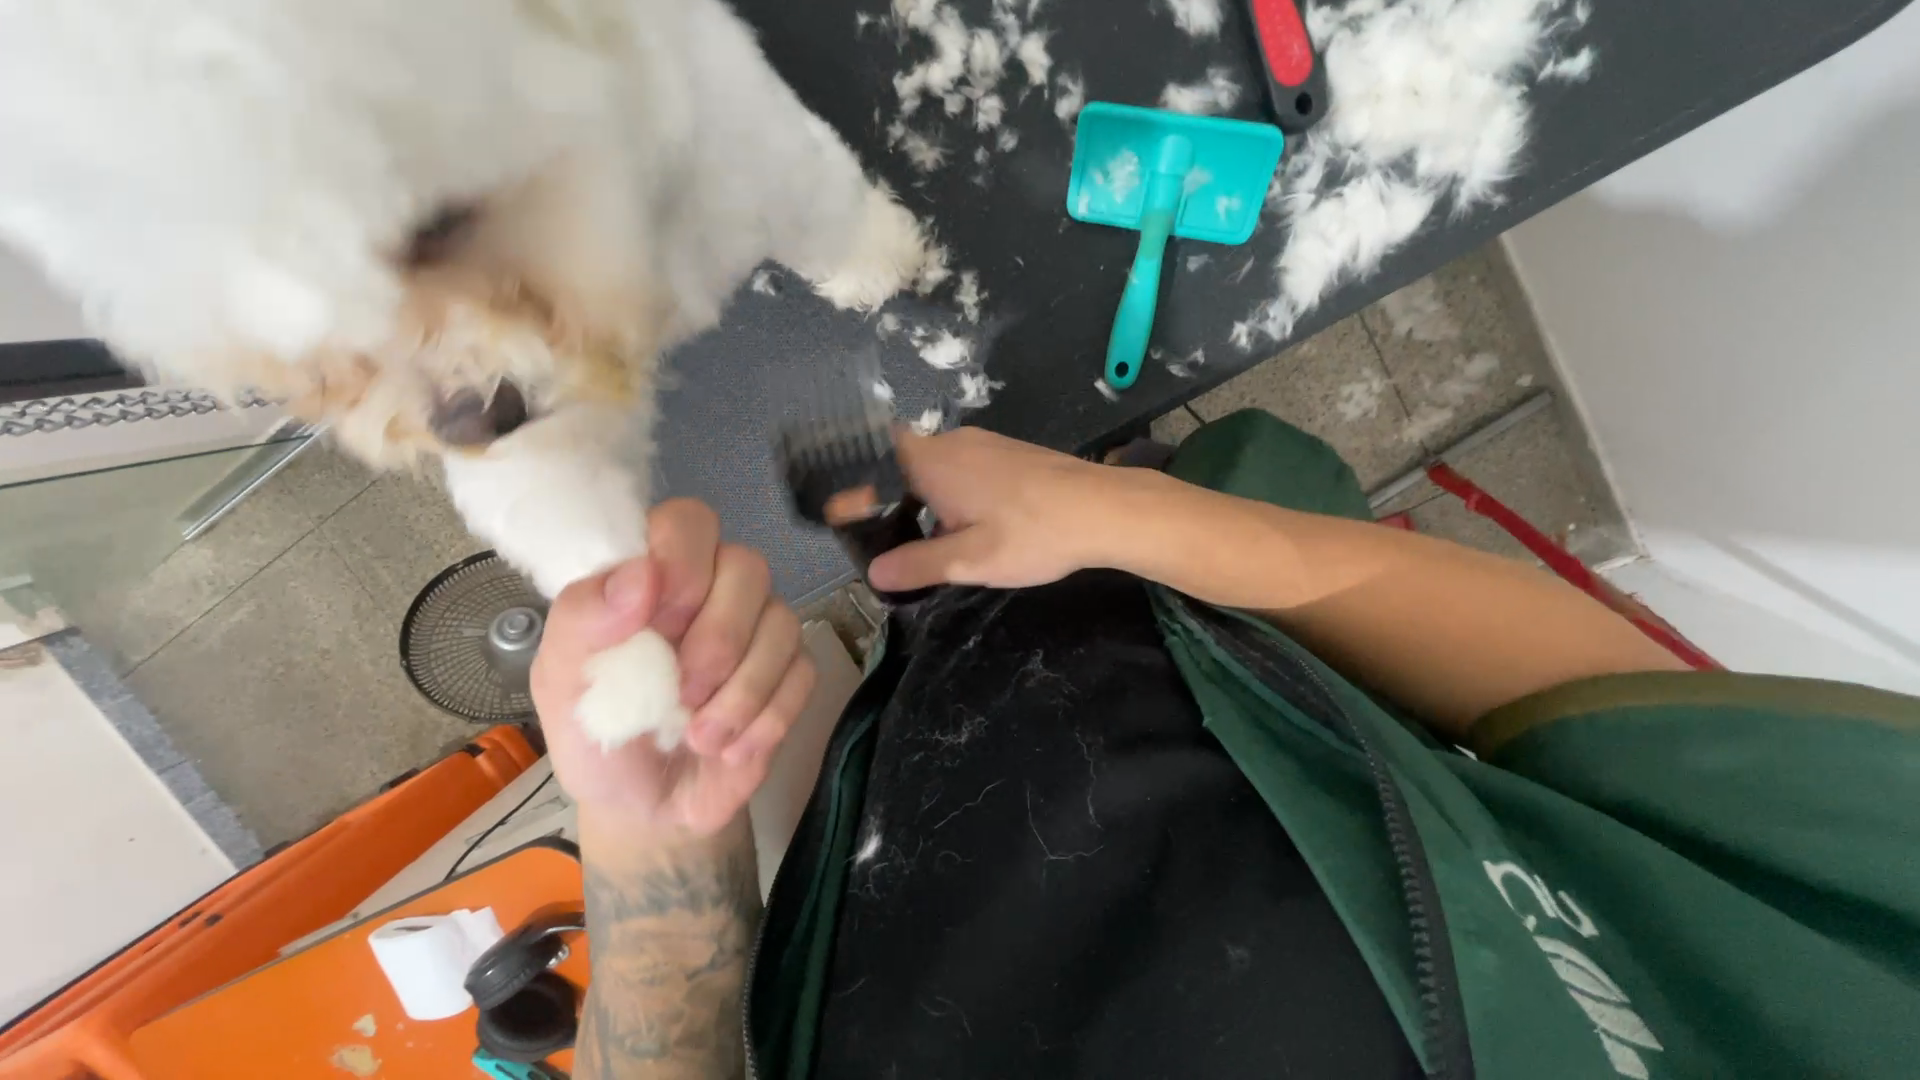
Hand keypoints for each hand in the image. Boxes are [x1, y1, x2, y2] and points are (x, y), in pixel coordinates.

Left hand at [531, 498, 814, 834]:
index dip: (685, 559)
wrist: (649, 810)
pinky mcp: (792, 673)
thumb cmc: (601, 740)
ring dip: (742, 691)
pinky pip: (803, 673)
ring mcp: (759, 630)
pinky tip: (732, 748)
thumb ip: (582, 622)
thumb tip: (639, 575)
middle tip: (681, 694)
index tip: (662, 619)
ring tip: (701, 738)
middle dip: (719, 638)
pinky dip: (767, 718)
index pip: (687, 521)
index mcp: (653, 578)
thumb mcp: (563, 688)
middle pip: (748, 566)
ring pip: (783, 622)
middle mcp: (713, 591)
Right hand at [868, 428, 1124, 591]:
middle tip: (895, 543)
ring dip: (930, 502)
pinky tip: (974, 528)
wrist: (1105, 510)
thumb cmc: (1032, 534)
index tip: (855, 520)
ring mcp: (986, 443)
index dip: (858, 486)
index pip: (876, 455)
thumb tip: (874, 573)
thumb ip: (917, 565)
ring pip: (938, 468)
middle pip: (906, 463)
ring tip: (936, 544)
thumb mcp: (969, 561)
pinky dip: (956, 495)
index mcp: (934, 462)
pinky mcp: (1010, 452)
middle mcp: (954, 443)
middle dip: (895, 501)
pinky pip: (965, 468)